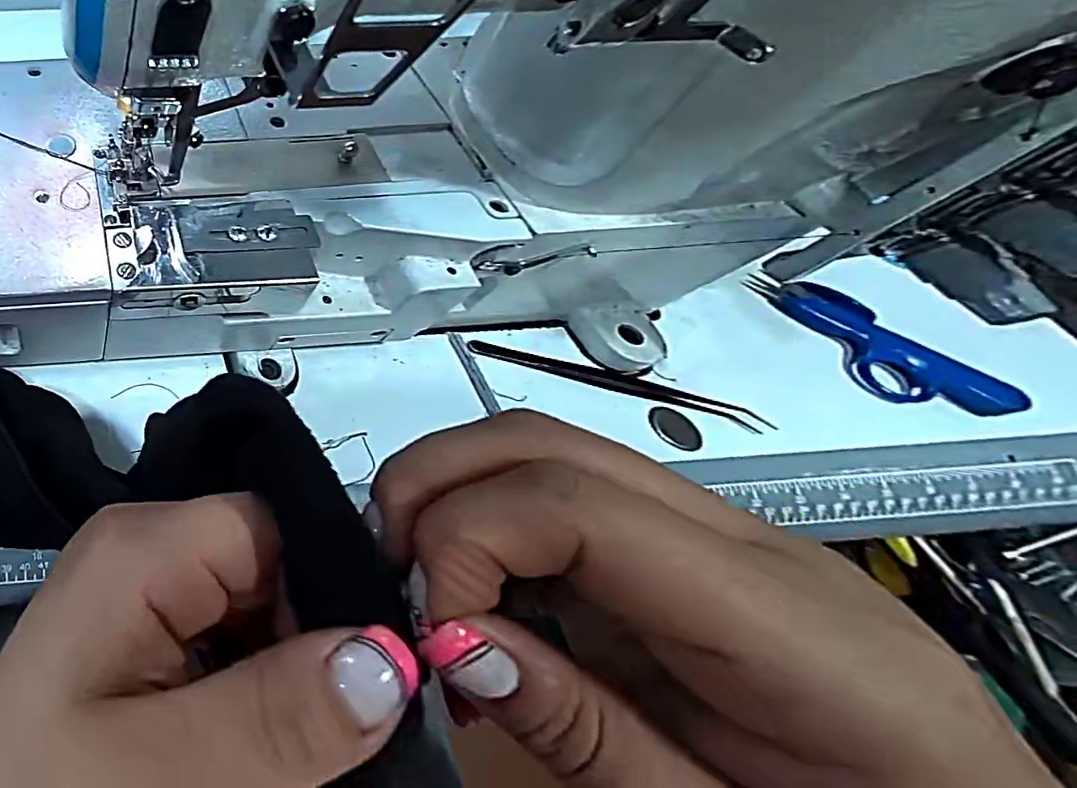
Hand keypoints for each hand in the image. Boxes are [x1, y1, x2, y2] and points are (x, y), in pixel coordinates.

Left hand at [0, 495, 414, 787]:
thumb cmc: (45, 777)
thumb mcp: (161, 764)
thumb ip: (272, 717)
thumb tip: (391, 660)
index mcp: (144, 544)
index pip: (272, 528)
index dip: (327, 593)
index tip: (366, 683)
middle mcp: (148, 540)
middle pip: (270, 564)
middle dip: (311, 640)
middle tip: (332, 734)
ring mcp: (146, 575)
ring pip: (257, 602)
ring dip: (286, 670)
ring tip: (290, 741)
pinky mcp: (146, 612)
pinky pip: (229, 628)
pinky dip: (256, 679)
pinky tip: (250, 730)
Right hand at [369, 411, 1055, 787]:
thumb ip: (589, 738)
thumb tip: (454, 644)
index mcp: (784, 619)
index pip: (571, 501)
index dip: (466, 539)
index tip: (433, 628)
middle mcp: (745, 543)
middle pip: (538, 441)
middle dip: (431, 486)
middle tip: (394, 573)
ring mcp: (711, 536)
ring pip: (535, 451)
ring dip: (450, 500)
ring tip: (430, 592)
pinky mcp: (680, 552)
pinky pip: (555, 501)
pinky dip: (487, 531)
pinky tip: (483, 602)